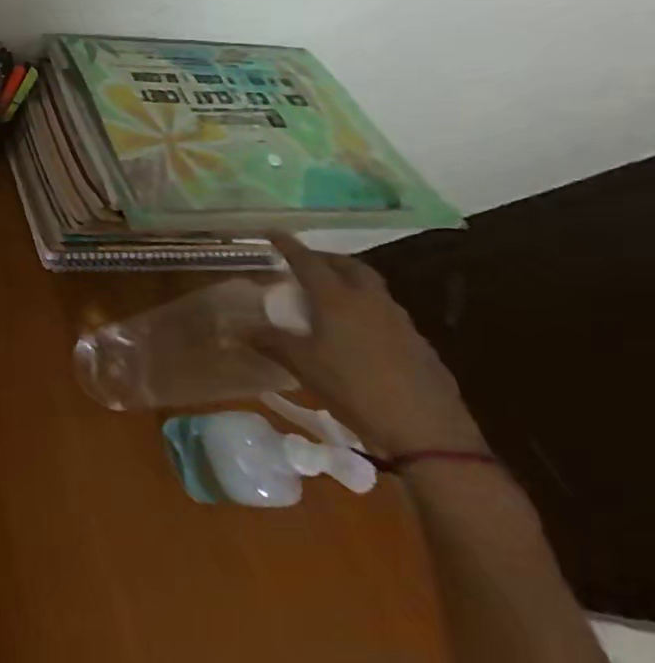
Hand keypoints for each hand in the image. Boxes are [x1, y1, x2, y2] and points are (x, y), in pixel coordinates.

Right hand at [256, 235, 487, 457]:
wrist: (425, 430)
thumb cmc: (352, 387)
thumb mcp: (301, 364)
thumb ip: (270, 341)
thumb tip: (237, 328)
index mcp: (338, 300)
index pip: (309, 262)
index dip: (290, 246)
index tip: (274, 233)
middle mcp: (371, 302)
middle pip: (351, 267)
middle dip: (326, 259)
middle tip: (305, 262)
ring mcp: (401, 322)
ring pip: (372, 288)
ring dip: (348, 282)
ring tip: (327, 294)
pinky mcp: (418, 344)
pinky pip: (385, 313)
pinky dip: (365, 308)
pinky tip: (354, 331)